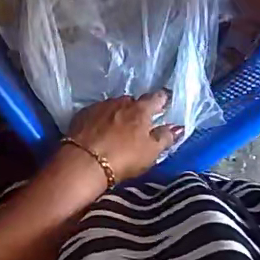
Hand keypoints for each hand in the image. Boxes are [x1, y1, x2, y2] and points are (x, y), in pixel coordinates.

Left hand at [59, 90, 182, 185]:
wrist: (84, 161)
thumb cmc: (123, 157)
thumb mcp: (151, 152)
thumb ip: (165, 137)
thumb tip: (177, 127)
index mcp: (141, 109)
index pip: (157, 97)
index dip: (162, 101)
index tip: (163, 106)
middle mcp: (120, 102)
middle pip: (133, 101)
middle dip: (137, 110)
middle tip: (138, 124)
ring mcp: (99, 106)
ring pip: (114, 106)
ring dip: (118, 114)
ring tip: (117, 129)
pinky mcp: (82, 114)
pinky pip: (97, 112)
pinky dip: (101, 119)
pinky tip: (99, 130)